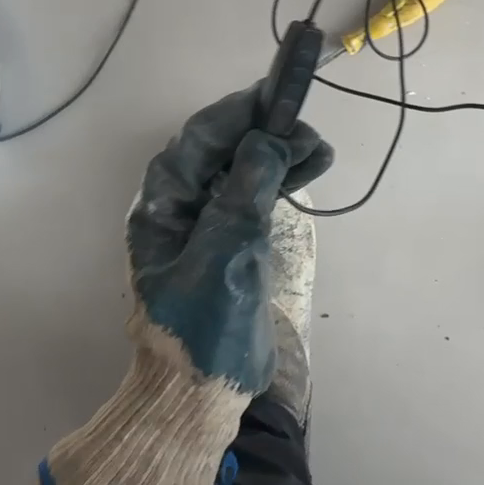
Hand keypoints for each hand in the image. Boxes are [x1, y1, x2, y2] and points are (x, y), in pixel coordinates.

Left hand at [127, 85, 332, 392]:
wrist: (201, 393)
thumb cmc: (199, 328)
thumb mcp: (221, 257)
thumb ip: (243, 194)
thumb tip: (268, 139)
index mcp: (163, 200)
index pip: (202, 137)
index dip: (242, 109)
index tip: (281, 91)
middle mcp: (184, 198)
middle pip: (227, 143)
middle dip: (267, 128)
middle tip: (308, 129)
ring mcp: (211, 214)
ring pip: (247, 162)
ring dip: (282, 149)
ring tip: (319, 148)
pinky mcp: (235, 231)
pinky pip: (260, 188)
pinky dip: (286, 174)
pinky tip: (314, 163)